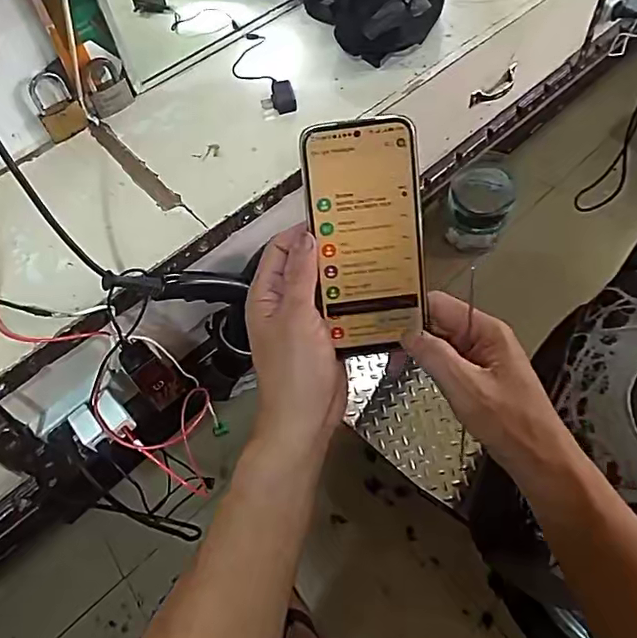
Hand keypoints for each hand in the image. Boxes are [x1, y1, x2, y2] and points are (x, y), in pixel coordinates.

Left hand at [244, 225, 346, 460]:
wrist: (306, 419)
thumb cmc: (292, 377)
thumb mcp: (296, 317)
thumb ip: (301, 276)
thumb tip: (307, 239)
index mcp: (267, 297)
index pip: (281, 251)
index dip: (301, 232)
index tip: (327, 218)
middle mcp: (284, 305)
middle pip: (305, 266)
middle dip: (327, 251)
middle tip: (353, 235)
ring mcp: (306, 321)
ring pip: (326, 286)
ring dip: (342, 275)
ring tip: (365, 257)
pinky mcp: (326, 335)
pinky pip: (340, 308)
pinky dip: (353, 299)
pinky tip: (369, 290)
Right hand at [401, 291, 574, 477]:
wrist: (539, 459)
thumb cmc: (516, 426)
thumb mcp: (466, 388)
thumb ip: (434, 355)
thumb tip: (409, 334)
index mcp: (488, 331)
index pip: (440, 304)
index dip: (411, 311)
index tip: (386, 322)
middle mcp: (486, 339)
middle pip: (439, 321)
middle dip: (411, 333)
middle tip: (387, 350)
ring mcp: (483, 358)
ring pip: (441, 342)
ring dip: (419, 351)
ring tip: (397, 364)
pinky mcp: (480, 376)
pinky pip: (449, 361)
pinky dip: (431, 366)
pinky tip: (419, 375)